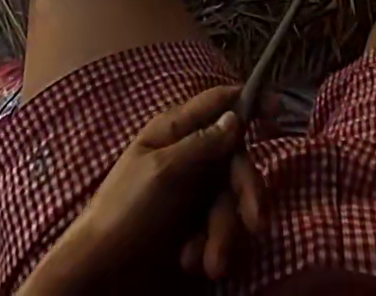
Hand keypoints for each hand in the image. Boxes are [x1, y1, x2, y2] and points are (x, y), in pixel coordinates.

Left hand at [20, 85, 264, 293]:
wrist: (97, 274)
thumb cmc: (123, 211)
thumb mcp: (163, 172)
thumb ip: (201, 144)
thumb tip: (236, 117)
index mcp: (175, 130)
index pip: (218, 102)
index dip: (249, 101)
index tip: (278, 108)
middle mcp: (189, 154)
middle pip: (234, 157)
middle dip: (247, 190)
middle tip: (257, 222)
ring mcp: (191, 188)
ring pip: (229, 197)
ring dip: (224, 231)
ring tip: (210, 263)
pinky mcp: (192, 222)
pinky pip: (217, 225)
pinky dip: (210, 245)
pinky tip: (192, 261)